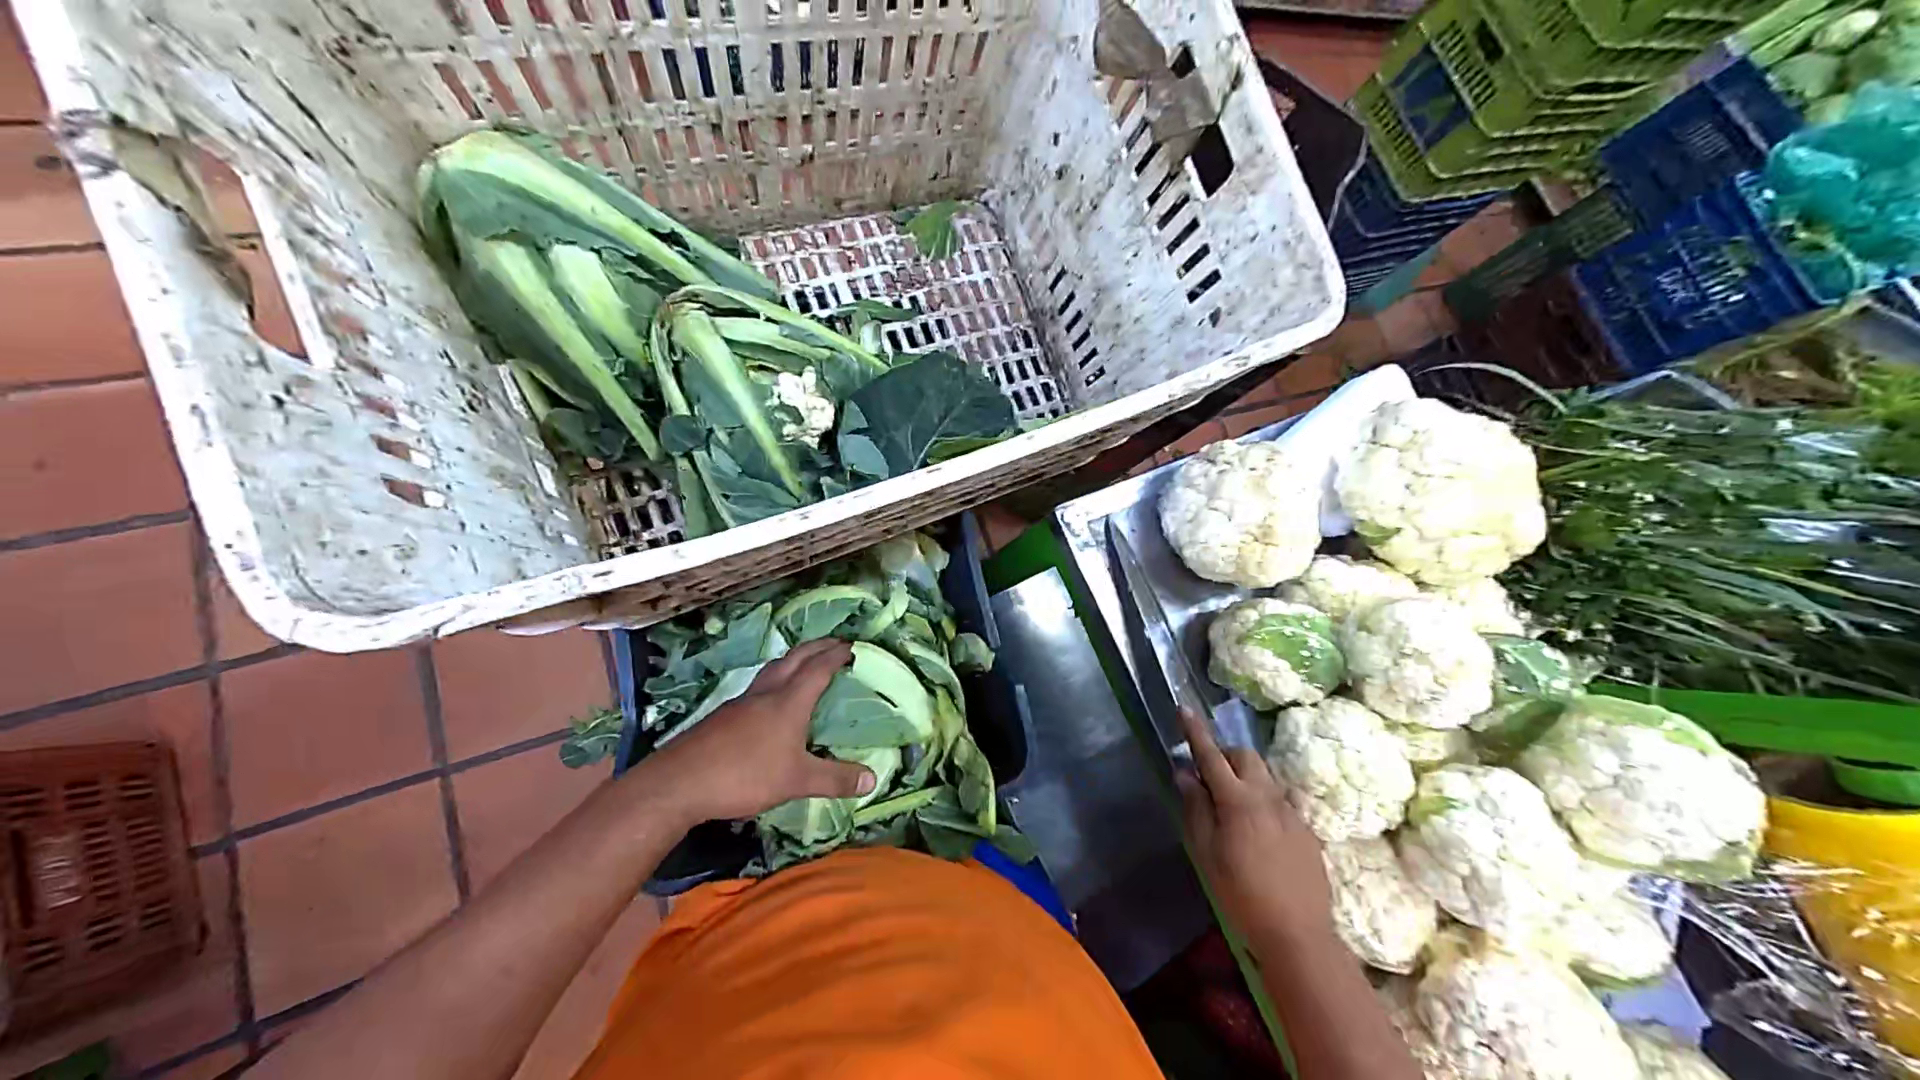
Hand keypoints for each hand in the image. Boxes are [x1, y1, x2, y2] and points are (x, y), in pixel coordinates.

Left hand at [637, 639, 875, 825]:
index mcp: (788, 702)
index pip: (818, 669)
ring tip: (805, 661)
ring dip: (793, 659)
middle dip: (817, 647)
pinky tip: (770, 699)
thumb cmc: (744, 775)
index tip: (852, 646)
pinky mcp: (724, 716)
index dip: (836, 655)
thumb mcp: (797, 781)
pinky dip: (773, 680)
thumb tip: (873, 781)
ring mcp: (741, 702)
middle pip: (794, 659)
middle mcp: (766, 693)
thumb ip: (835, 779)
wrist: (680, 782)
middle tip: (835, 642)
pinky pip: (757, 686)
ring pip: (772, 669)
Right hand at [1173, 709, 1333, 947]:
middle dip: (1225, 755)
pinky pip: (1281, 800)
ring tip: (1233, 804)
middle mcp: (1267, 797)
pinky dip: (1264, 800)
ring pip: (1266, 776)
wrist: (1298, 934)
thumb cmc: (1241, 894)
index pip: (1211, 756)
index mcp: (1238, 801)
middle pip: (1246, 756)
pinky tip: (1259, 830)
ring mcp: (1292, 812)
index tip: (1184, 709)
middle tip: (1209, 776)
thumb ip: (1195, 807)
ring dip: (1246, 776)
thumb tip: (1185, 773)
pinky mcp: (1307, 829)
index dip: (1195, 732)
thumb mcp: (1206, 853)